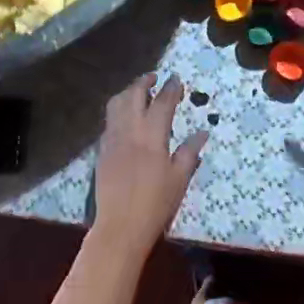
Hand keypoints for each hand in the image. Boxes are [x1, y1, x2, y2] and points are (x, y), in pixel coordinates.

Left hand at [91, 75, 208, 256]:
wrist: (120, 225)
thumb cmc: (156, 204)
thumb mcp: (179, 179)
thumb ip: (189, 152)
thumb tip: (202, 132)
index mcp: (152, 135)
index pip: (162, 102)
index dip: (170, 88)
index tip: (176, 79)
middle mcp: (130, 130)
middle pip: (134, 94)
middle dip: (145, 82)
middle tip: (155, 77)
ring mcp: (112, 138)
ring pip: (116, 103)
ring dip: (128, 92)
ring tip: (138, 92)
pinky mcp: (101, 149)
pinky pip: (109, 120)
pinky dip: (118, 110)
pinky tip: (125, 116)